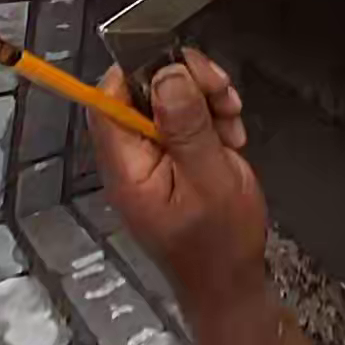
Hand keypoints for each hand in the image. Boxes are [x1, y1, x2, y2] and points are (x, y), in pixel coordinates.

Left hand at [87, 48, 267, 301]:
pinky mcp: (179, 155)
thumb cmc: (221, 240)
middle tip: (223, 91)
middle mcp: (136, 155)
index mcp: (128, 165)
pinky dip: (215, 113)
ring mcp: (158, 155)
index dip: (138, 70)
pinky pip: (191, 115)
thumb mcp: (210, 181)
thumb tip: (168, 73)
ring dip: (208, 97)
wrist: (235, 281)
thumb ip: (188, 127)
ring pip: (173, 98)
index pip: (109, 100)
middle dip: (188, 81)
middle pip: (146, 91)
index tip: (182, 63)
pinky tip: (233, 133)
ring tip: (234, 118)